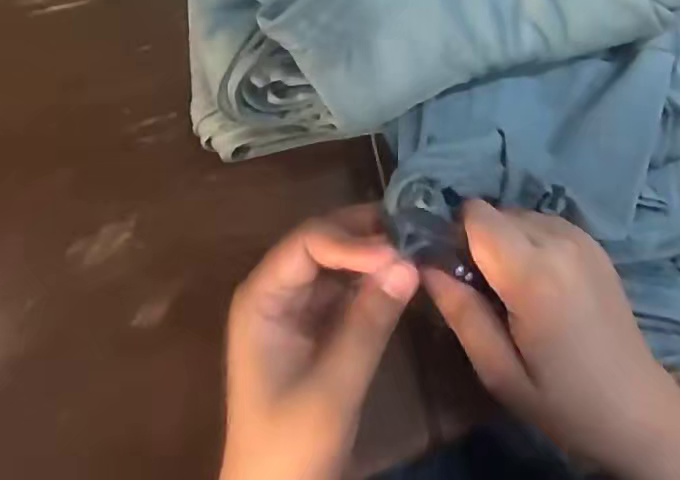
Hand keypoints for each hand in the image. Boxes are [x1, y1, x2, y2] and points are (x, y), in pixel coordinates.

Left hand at [220, 205, 418, 479]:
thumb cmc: (290, 447)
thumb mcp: (334, 388)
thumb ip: (370, 322)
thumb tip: (410, 263)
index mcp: (262, 297)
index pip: (308, 243)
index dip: (352, 241)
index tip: (396, 252)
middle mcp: (277, 289)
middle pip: (323, 241)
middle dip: (366, 235)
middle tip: (414, 231)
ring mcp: (297, 306)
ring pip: (338, 259)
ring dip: (374, 251)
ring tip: (416, 244)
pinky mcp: (318, 323)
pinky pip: (347, 285)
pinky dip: (375, 277)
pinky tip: (404, 273)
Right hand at [423, 201, 679, 479]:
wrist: (638, 411)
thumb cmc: (563, 401)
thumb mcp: (499, 371)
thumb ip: (459, 311)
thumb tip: (424, 264)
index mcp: (533, 272)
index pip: (475, 213)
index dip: (455, 234)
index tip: (453, 270)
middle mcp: (558, 239)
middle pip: (495, 212)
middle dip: (479, 240)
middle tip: (482, 290)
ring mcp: (580, 236)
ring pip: (518, 214)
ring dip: (504, 240)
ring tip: (513, 290)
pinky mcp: (593, 240)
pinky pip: (543, 221)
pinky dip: (529, 241)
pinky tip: (540, 283)